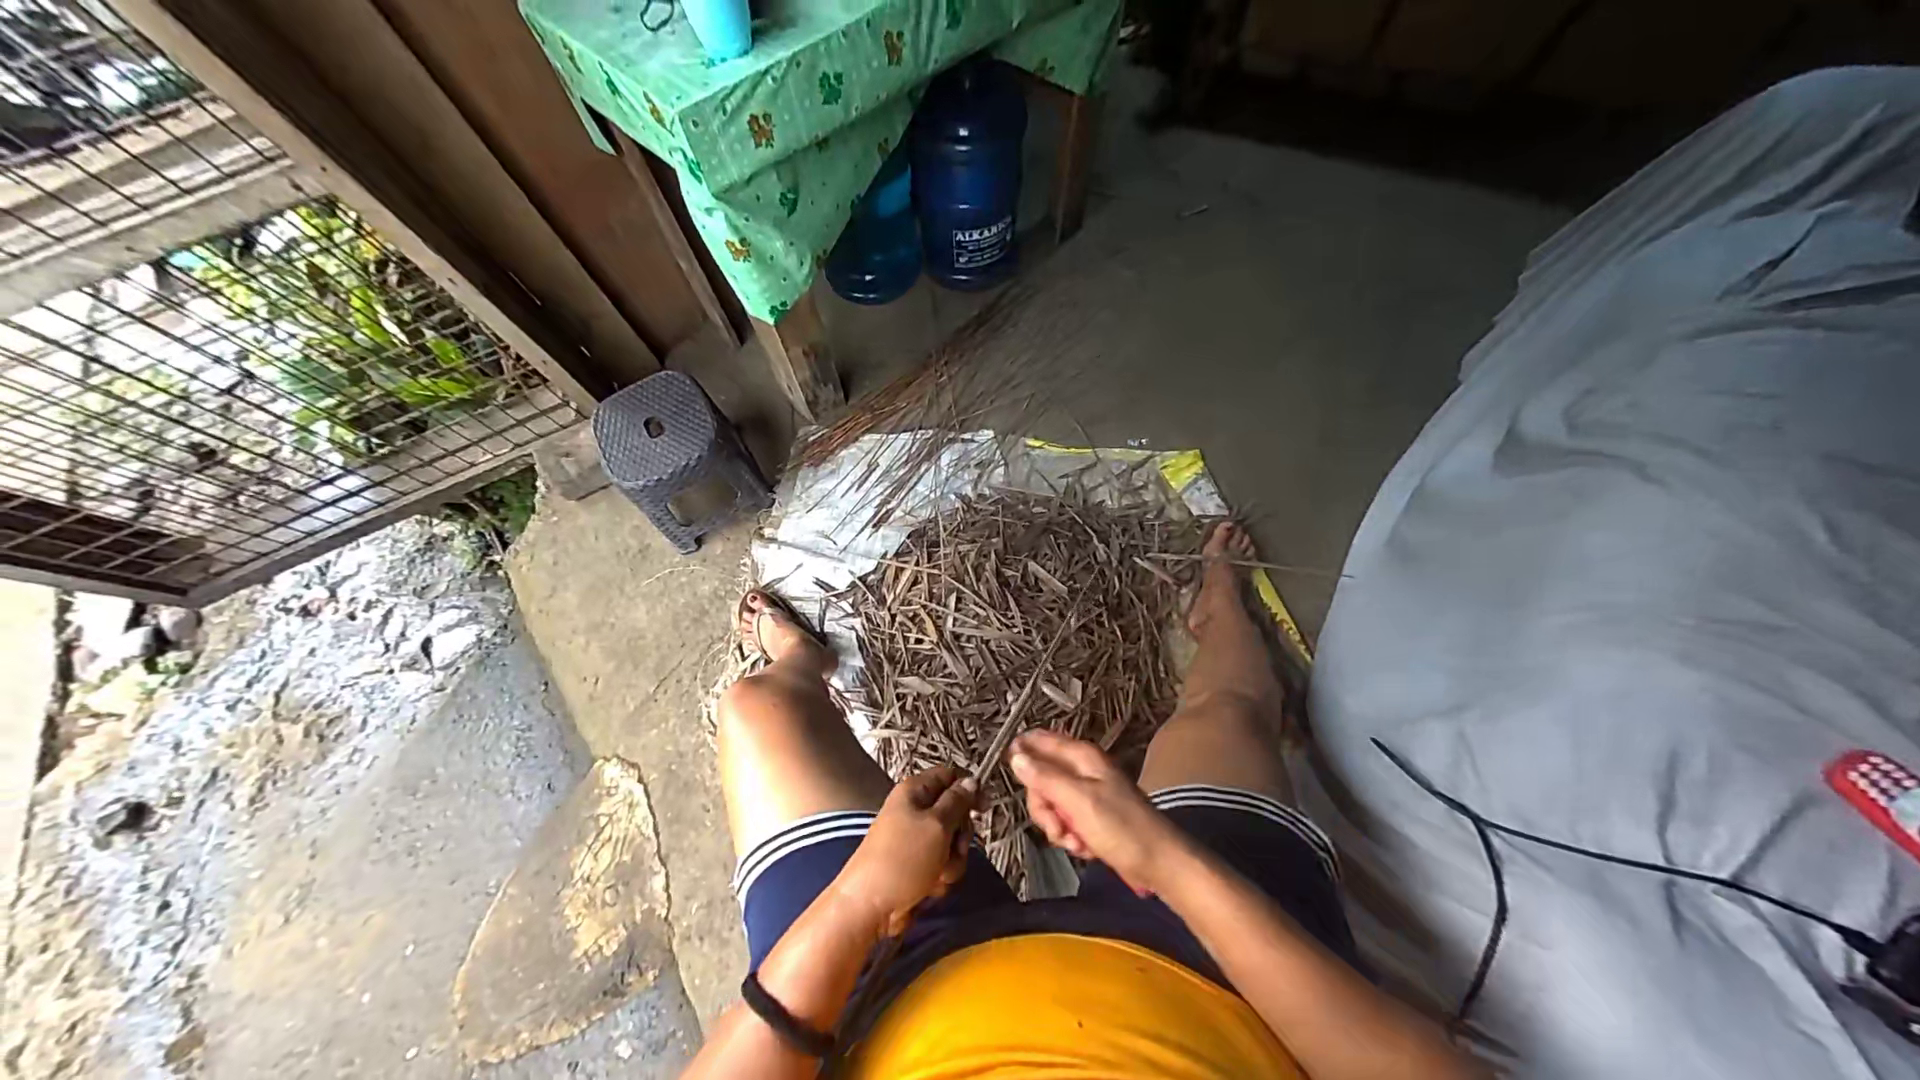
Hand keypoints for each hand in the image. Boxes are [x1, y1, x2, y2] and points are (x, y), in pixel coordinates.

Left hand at [831, 765, 977, 938]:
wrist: (870, 907)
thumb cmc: (902, 859)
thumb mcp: (937, 825)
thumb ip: (958, 802)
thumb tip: (972, 780)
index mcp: (914, 791)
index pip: (950, 776)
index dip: (969, 789)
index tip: (982, 808)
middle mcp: (915, 811)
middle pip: (956, 813)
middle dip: (960, 836)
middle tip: (954, 847)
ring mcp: (916, 839)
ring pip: (953, 844)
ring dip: (952, 861)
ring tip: (937, 873)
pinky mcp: (917, 865)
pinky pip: (943, 864)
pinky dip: (941, 877)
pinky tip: (929, 886)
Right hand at [1010, 730, 1187, 895]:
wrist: (1159, 863)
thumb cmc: (1123, 828)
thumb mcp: (1078, 800)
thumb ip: (1045, 777)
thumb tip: (1016, 755)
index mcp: (1081, 757)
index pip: (1040, 741)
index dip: (1023, 756)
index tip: (1019, 779)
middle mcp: (1083, 769)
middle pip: (1041, 777)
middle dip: (1043, 806)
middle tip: (1056, 825)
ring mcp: (1088, 793)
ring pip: (1051, 802)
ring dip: (1057, 826)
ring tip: (1074, 840)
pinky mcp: (1092, 816)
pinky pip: (1066, 820)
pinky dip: (1070, 836)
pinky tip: (1084, 846)